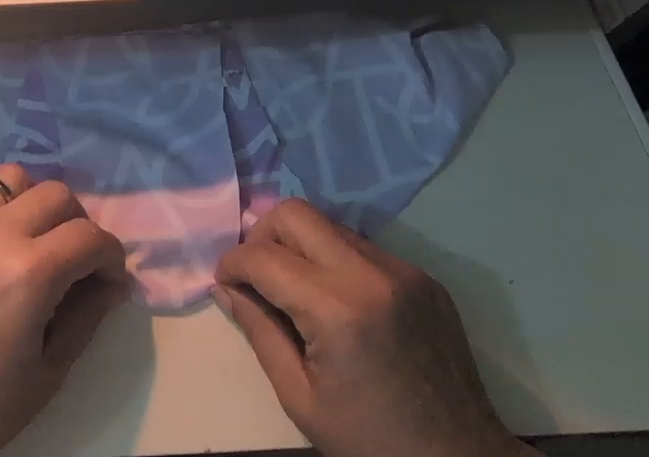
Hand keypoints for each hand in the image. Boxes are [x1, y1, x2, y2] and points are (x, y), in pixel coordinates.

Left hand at [0, 163, 129, 456]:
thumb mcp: (50, 369)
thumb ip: (88, 314)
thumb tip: (115, 282)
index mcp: (29, 273)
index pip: (90, 237)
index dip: (110, 257)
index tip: (108, 280)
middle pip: (56, 194)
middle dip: (77, 224)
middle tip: (74, 261)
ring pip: (11, 178)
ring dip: (31, 204)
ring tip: (30, 239)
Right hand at [213, 200, 532, 456]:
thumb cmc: (370, 440)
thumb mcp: (300, 395)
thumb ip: (259, 330)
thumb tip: (225, 287)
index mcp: (337, 309)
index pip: (264, 256)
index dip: (232, 264)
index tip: (224, 282)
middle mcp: (372, 274)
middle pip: (295, 214)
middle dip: (263, 237)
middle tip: (257, 277)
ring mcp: (404, 271)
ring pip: (330, 225)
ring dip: (301, 247)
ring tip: (296, 290)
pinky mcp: (424, 278)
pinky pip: (364, 248)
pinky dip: (336, 262)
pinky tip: (337, 303)